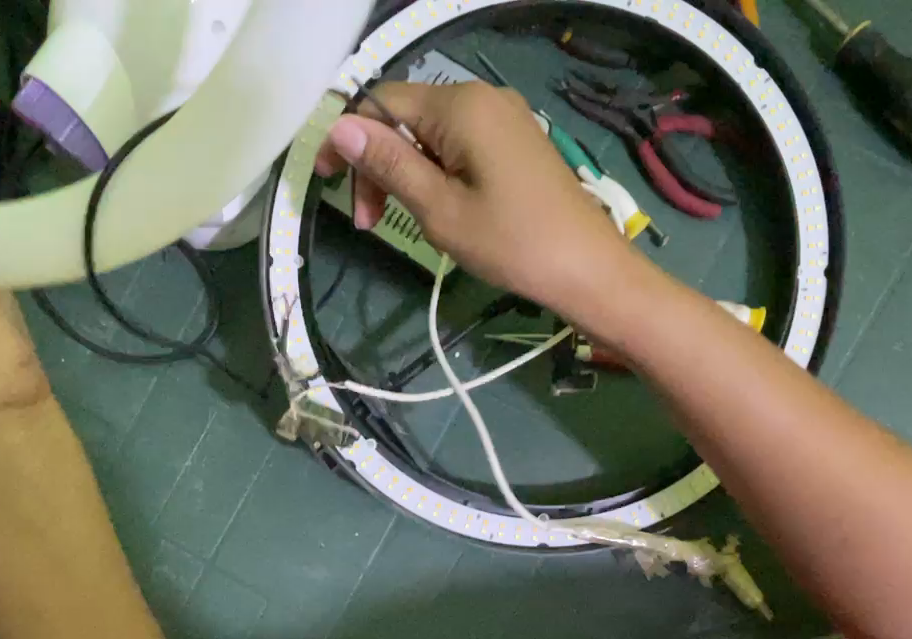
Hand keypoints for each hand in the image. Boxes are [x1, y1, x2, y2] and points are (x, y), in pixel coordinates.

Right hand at [317, 81, 637, 313]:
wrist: (585, 267)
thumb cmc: (510, 243)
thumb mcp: (439, 209)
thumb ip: (390, 164)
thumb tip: (340, 126)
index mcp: (460, 107)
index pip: (381, 103)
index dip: (347, 139)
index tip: (326, 183)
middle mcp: (481, 98)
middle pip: (405, 117)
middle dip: (378, 165)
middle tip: (370, 224)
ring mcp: (502, 118)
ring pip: (430, 134)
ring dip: (405, 174)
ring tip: (401, 224)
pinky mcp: (514, 141)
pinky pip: (458, 145)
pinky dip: (435, 174)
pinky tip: (436, 210)